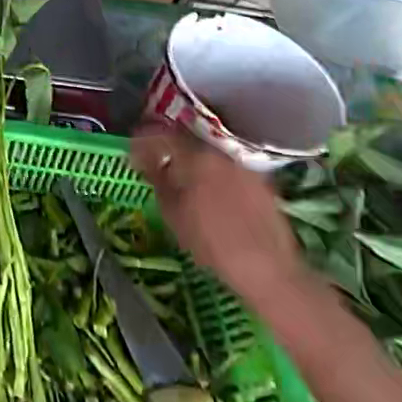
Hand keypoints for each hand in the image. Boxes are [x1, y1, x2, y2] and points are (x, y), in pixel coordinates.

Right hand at [132, 123, 305, 301]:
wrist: (267, 266)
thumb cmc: (213, 244)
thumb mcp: (174, 216)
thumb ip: (158, 181)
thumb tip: (144, 159)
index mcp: (196, 156)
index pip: (163, 134)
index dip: (145, 138)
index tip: (134, 149)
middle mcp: (222, 151)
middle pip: (188, 138)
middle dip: (169, 145)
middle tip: (156, 159)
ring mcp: (244, 162)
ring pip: (209, 150)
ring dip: (192, 157)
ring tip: (181, 175)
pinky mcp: (260, 177)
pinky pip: (227, 163)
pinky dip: (213, 169)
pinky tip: (209, 189)